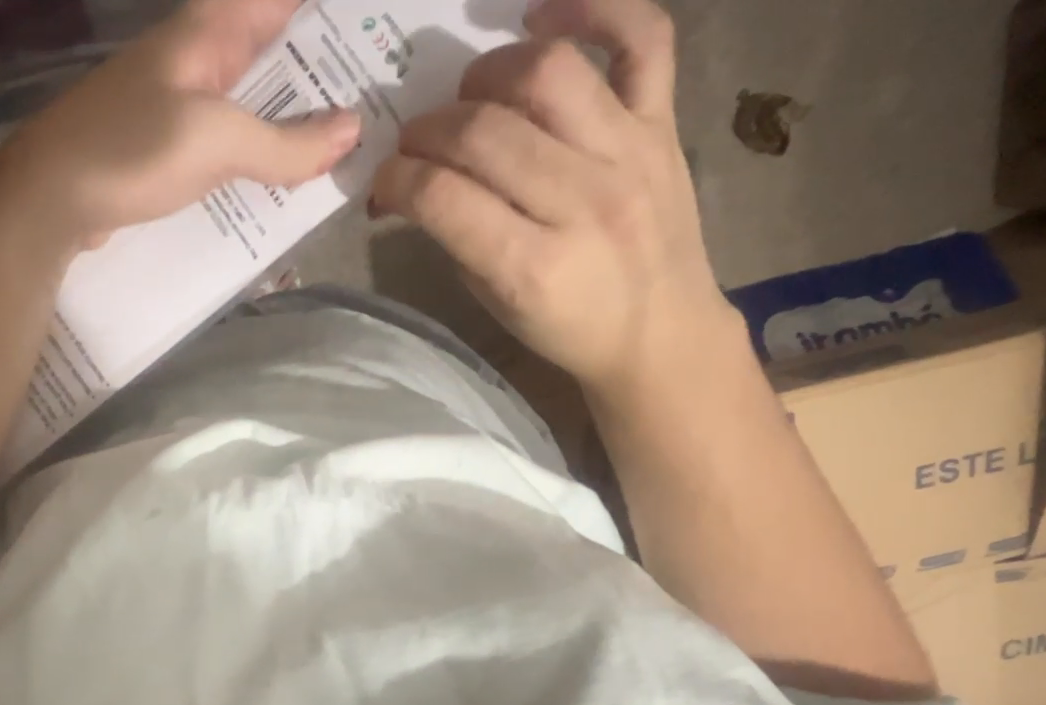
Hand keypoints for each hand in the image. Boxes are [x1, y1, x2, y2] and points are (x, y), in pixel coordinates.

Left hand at [0, 0, 361, 250]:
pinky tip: (286, 180)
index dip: (328, 13)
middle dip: (324, 69)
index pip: (281, 0)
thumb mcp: (216, 141)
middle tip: (379, 93)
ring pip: (252, 100)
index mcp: (207, 31)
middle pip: (273, 51)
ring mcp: (177, 105)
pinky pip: (227, 143)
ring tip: (349, 138)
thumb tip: (351, 132)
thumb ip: (285, 142)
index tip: (375, 26)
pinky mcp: (165, 150)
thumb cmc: (129, 150)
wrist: (47, 201)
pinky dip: (259, 155)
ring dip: (294, 118)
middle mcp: (195, 58)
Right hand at [371, 0, 744, 395]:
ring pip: (546, 73)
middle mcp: (582, 203)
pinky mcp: (663, 124)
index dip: (393, 179)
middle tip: (414, 145)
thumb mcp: (493, 299)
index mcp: (530, 267)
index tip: (382, 184)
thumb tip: (408, 181)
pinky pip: (643, 38)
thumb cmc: (566, 326)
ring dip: (486, 74)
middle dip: (425, 131)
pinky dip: (595, 10)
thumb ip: (453, 236)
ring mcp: (629, 154)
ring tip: (470, 97)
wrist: (662, 331)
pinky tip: (542, 16)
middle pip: (482, 132)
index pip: (440, 196)